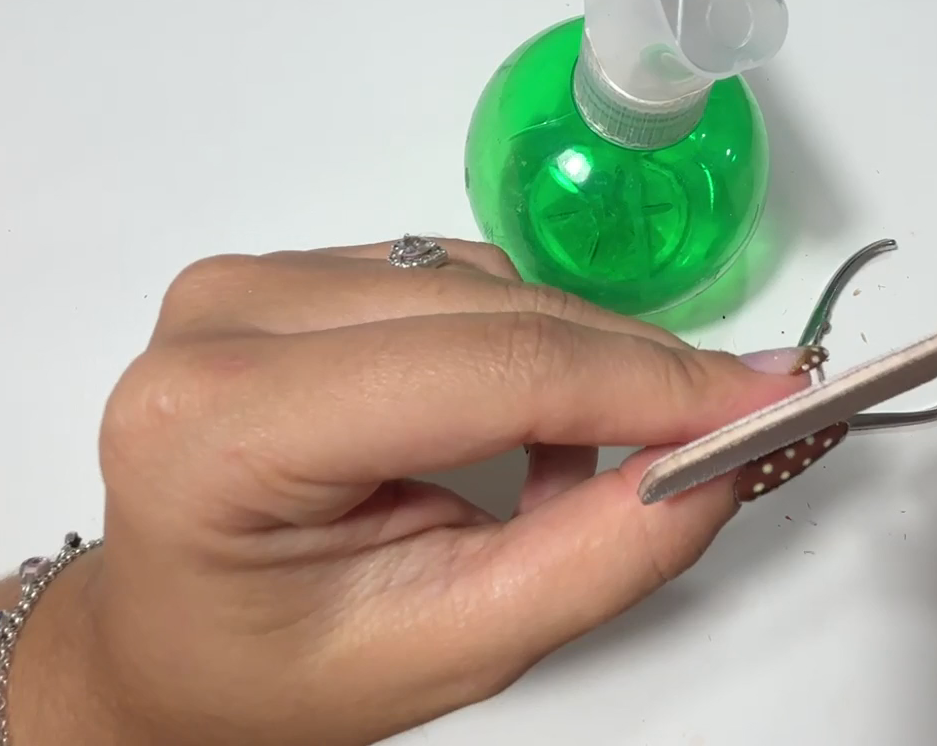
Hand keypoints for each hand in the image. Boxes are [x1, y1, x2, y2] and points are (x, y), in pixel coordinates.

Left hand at [61, 241, 805, 745]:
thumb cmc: (284, 669)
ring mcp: (259, 276)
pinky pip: (459, 279)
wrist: (172, 636)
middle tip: (727, 417)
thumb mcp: (454, 643)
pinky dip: (524, 338)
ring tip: (585, 456)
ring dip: (576, 358)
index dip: (648, 381)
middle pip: (500, 315)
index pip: (495, 371)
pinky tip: (521, 411)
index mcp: (230, 424)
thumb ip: (603, 553)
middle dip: (633, 368)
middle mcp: (233, 314)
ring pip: (491, 285)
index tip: (764, 394)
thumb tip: (720, 453)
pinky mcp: (296, 267)